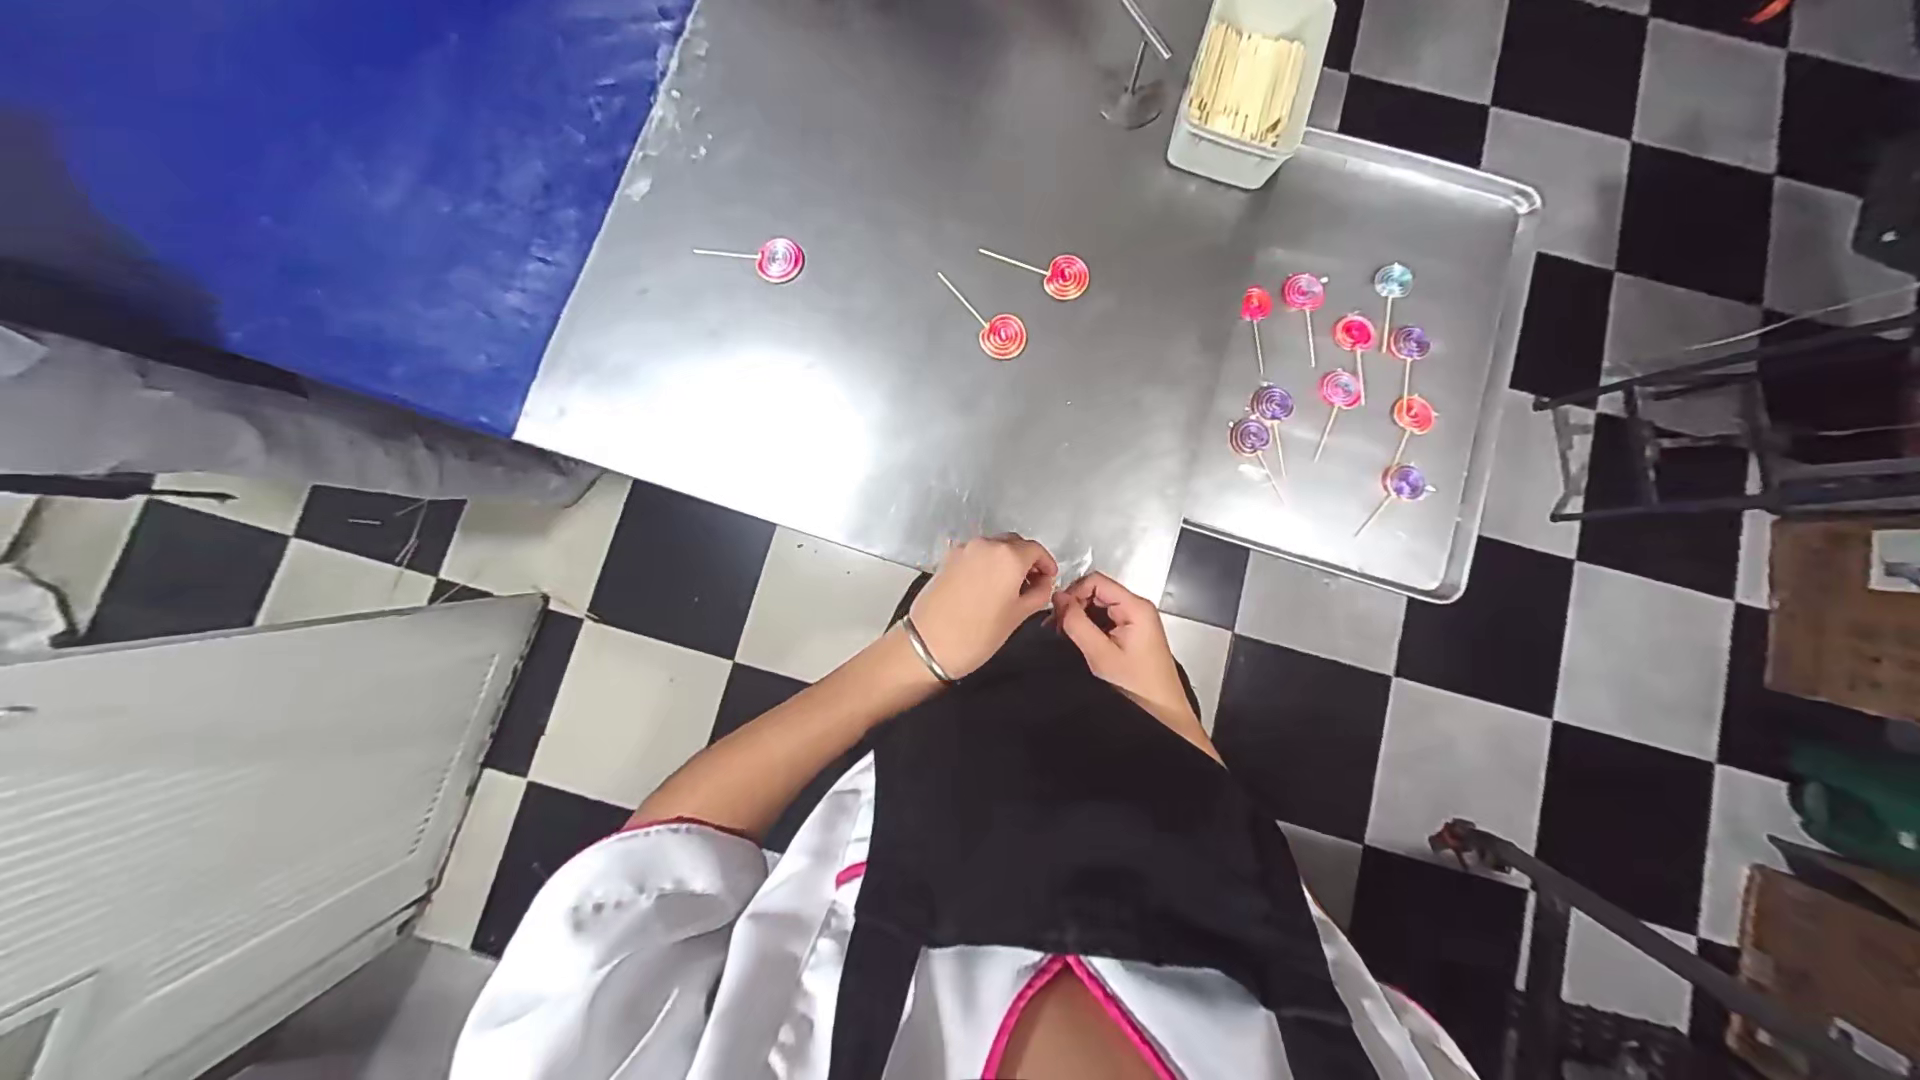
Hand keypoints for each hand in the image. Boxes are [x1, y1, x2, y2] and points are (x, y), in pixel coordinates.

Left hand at [909, 534, 1059, 678]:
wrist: (928, 644)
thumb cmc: (977, 634)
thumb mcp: (1018, 616)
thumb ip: (1039, 593)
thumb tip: (1043, 583)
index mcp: (1008, 556)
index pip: (1036, 550)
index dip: (1046, 563)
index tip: (1049, 577)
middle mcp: (985, 545)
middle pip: (1014, 543)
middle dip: (1026, 560)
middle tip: (1033, 583)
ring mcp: (963, 550)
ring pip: (994, 547)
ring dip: (1006, 560)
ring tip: (1009, 587)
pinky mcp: (947, 559)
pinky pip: (975, 554)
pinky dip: (986, 563)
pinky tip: (988, 586)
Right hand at [1051, 573, 1211, 751]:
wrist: (1161, 713)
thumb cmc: (1139, 688)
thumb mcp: (1100, 654)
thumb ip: (1077, 622)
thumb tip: (1059, 599)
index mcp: (1136, 607)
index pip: (1096, 581)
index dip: (1073, 593)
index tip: (1059, 612)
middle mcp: (1138, 609)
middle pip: (1096, 591)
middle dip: (1074, 606)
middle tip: (1059, 627)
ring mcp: (1135, 621)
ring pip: (1098, 605)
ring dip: (1079, 618)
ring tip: (1066, 636)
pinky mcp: (1131, 632)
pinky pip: (1104, 619)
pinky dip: (1088, 627)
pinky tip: (1078, 641)